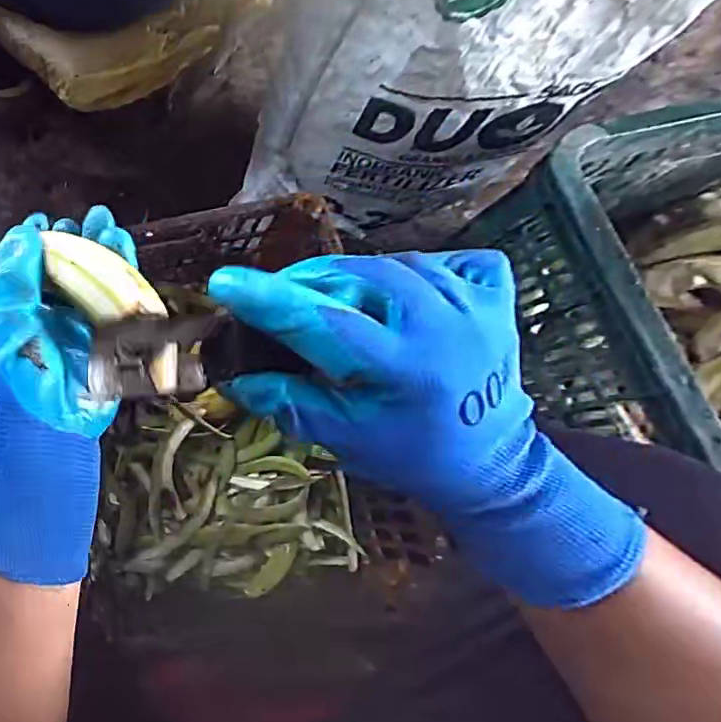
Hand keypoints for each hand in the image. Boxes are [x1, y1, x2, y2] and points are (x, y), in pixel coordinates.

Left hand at [0, 207, 136, 584]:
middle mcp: (46, 316)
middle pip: (63, 268)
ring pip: (93, 279)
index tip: (44, 222)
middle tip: (85, 219)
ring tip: (106, 222)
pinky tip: (124, 247)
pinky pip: (116, 300)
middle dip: (75, 239)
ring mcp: (78, 327)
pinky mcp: (107, 339)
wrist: (51, 439)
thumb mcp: (4, 334)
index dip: (35, 242)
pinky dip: (123, 272)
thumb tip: (22, 237)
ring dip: (102, 249)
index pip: (24, 268)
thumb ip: (10, 285)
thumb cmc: (18, 389)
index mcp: (14, 313)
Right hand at [207, 252, 644, 607]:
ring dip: (352, 276)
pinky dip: (409, 269)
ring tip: (333, 301)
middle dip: (307, 282)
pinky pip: (442, 258)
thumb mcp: (343, 438)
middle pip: (356, 277)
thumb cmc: (410, 455)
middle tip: (278, 298)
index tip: (224, 281)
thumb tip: (232, 376)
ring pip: (393, 262)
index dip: (269, 299)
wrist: (491, 463)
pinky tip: (398, 296)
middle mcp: (445, 326)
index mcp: (403, 369)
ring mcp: (476, 304)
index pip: (323, 321)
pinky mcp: (495, 292)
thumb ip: (288, 402)